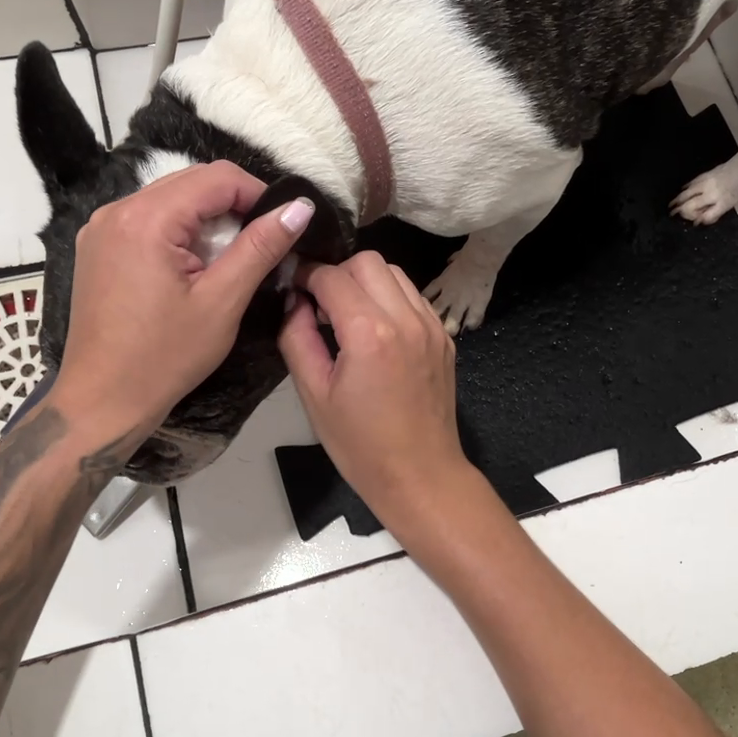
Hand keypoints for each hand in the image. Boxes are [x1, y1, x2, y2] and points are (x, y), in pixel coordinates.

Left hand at [49, 160, 312, 438]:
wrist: (103, 399)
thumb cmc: (166, 356)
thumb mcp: (223, 301)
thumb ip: (261, 247)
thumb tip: (301, 207)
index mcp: (146, 219)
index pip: (217, 178)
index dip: (260, 195)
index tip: (283, 228)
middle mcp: (117, 210)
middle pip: (193, 181)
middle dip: (236, 205)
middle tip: (263, 245)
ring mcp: (102, 226)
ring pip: (173, 198)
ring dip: (210, 218)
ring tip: (233, 258)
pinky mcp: (99, 245)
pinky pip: (151, 218)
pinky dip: (183, 230)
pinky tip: (197, 265)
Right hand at [280, 252, 472, 516]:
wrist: (420, 474)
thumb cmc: (360, 445)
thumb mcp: (314, 394)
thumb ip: (297, 338)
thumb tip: (293, 302)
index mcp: (369, 333)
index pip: (332, 276)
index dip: (306, 276)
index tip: (293, 290)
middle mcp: (406, 319)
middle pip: (368, 261)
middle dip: (339, 273)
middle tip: (321, 304)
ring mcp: (431, 326)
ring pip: (396, 273)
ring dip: (368, 283)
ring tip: (349, 316)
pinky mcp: (444, 338)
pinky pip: (414, 298)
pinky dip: (392, 300)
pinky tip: (376, 331)